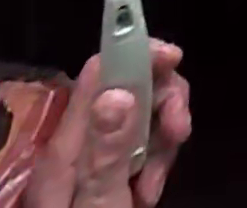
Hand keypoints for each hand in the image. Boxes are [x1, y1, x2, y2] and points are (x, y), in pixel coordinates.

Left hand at [26, 40, 191, 207]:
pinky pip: (140, 148)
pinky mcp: (107, 179)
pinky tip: (151, 194)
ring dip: (162, 136)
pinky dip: (156, 161)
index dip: (137, 52)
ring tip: (158, 185)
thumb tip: (118, 88)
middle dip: (163, 99)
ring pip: (140, 116)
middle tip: (181, 131)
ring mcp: (93, 163)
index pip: (100, 70)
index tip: (174, 58)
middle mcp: (78, 146)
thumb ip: (108, 153)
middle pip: (128, 87)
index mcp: (66, 146)